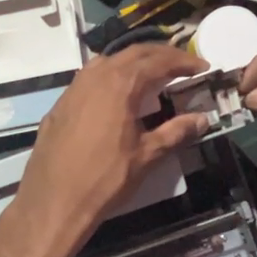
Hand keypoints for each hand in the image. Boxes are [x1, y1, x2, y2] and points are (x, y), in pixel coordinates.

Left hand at [13, 44, 212, 254]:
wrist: (53, 202)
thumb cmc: (104, 179)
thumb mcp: (146, 156)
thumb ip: (175, 132)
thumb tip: (202, 119)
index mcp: (120, 84)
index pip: (157, 61)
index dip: (183, 62)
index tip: (201, 67)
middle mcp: (94, 78)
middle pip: (132, 54)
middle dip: (159, 56)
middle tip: (180, 65)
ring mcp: (72, 90)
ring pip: (106, 63)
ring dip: (131, 63)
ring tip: (149, 77)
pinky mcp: (58, 107)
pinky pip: (87, 81)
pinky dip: (108, 79)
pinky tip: (115, 97)